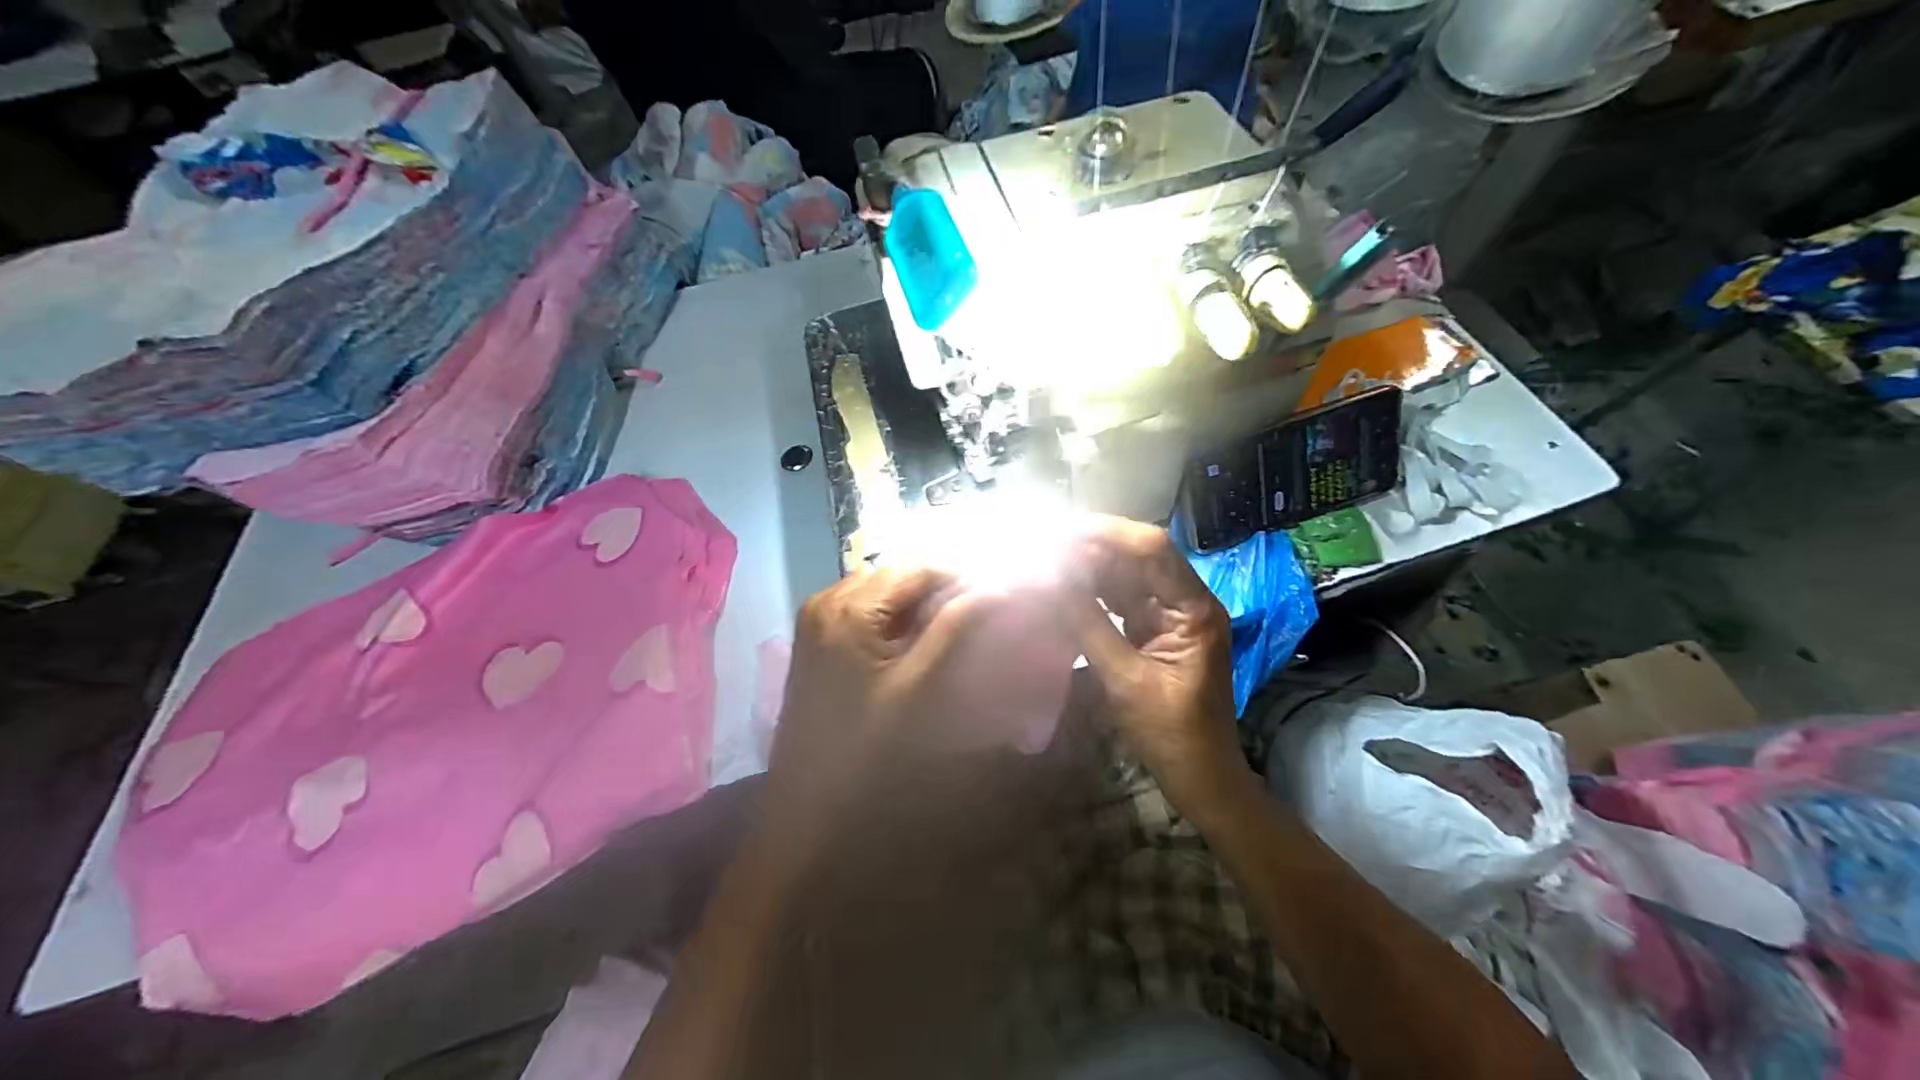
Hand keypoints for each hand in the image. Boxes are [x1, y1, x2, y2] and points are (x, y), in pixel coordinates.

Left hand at [767, 566, 985, 827]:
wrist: (807, 813)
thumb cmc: (867, 753)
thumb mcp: (919, 689)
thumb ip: (956, 631)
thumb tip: (995, 588)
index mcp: (847, 608)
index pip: (919, 569)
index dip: (962, 583)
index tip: (995, 610)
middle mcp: (825, 601)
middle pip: (897, 579)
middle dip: (939, 597)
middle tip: (975, 630)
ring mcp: (815, 623)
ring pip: (883, 596)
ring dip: (918, 611)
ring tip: (949, 643)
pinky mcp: (814, 645)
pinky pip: (864, 616)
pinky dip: (894, 626)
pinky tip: (913, 655)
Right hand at [1067, 517, 1247, 812]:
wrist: (1201, 778)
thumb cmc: (1171, 734)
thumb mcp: (1125, 680)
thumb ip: (1088, 626)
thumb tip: (1050, 582)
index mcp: (1194, 609)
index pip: (1153, 550)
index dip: (1109, 533)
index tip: (1063, 530)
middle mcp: (1185, 603)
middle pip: (1137, 559)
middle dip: (1092, 548)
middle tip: (1044, 545)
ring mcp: (1169, 618)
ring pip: (1125, 578)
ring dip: (1088, 570)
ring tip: (1046, 562)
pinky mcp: (1153, 633)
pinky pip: (1119, 602)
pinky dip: (1092, 596)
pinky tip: (1062, 590)